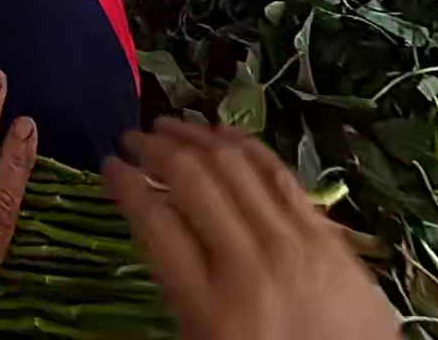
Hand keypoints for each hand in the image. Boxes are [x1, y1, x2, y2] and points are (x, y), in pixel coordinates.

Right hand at [104, 121, 399, 339]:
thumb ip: (174, 285)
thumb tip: (146, 215)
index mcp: (211, 312)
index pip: (153, 221)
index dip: (124, 183)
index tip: (108, 165)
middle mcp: (250, 269)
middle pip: (190, 180)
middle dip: (151, 148)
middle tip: (131, 138)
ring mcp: (294, 248)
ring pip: (231, 165)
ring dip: (191, 135)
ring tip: (167, 126)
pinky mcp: (329, 239)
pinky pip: (278, 173)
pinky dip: (244, 144)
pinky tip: (220, 133)